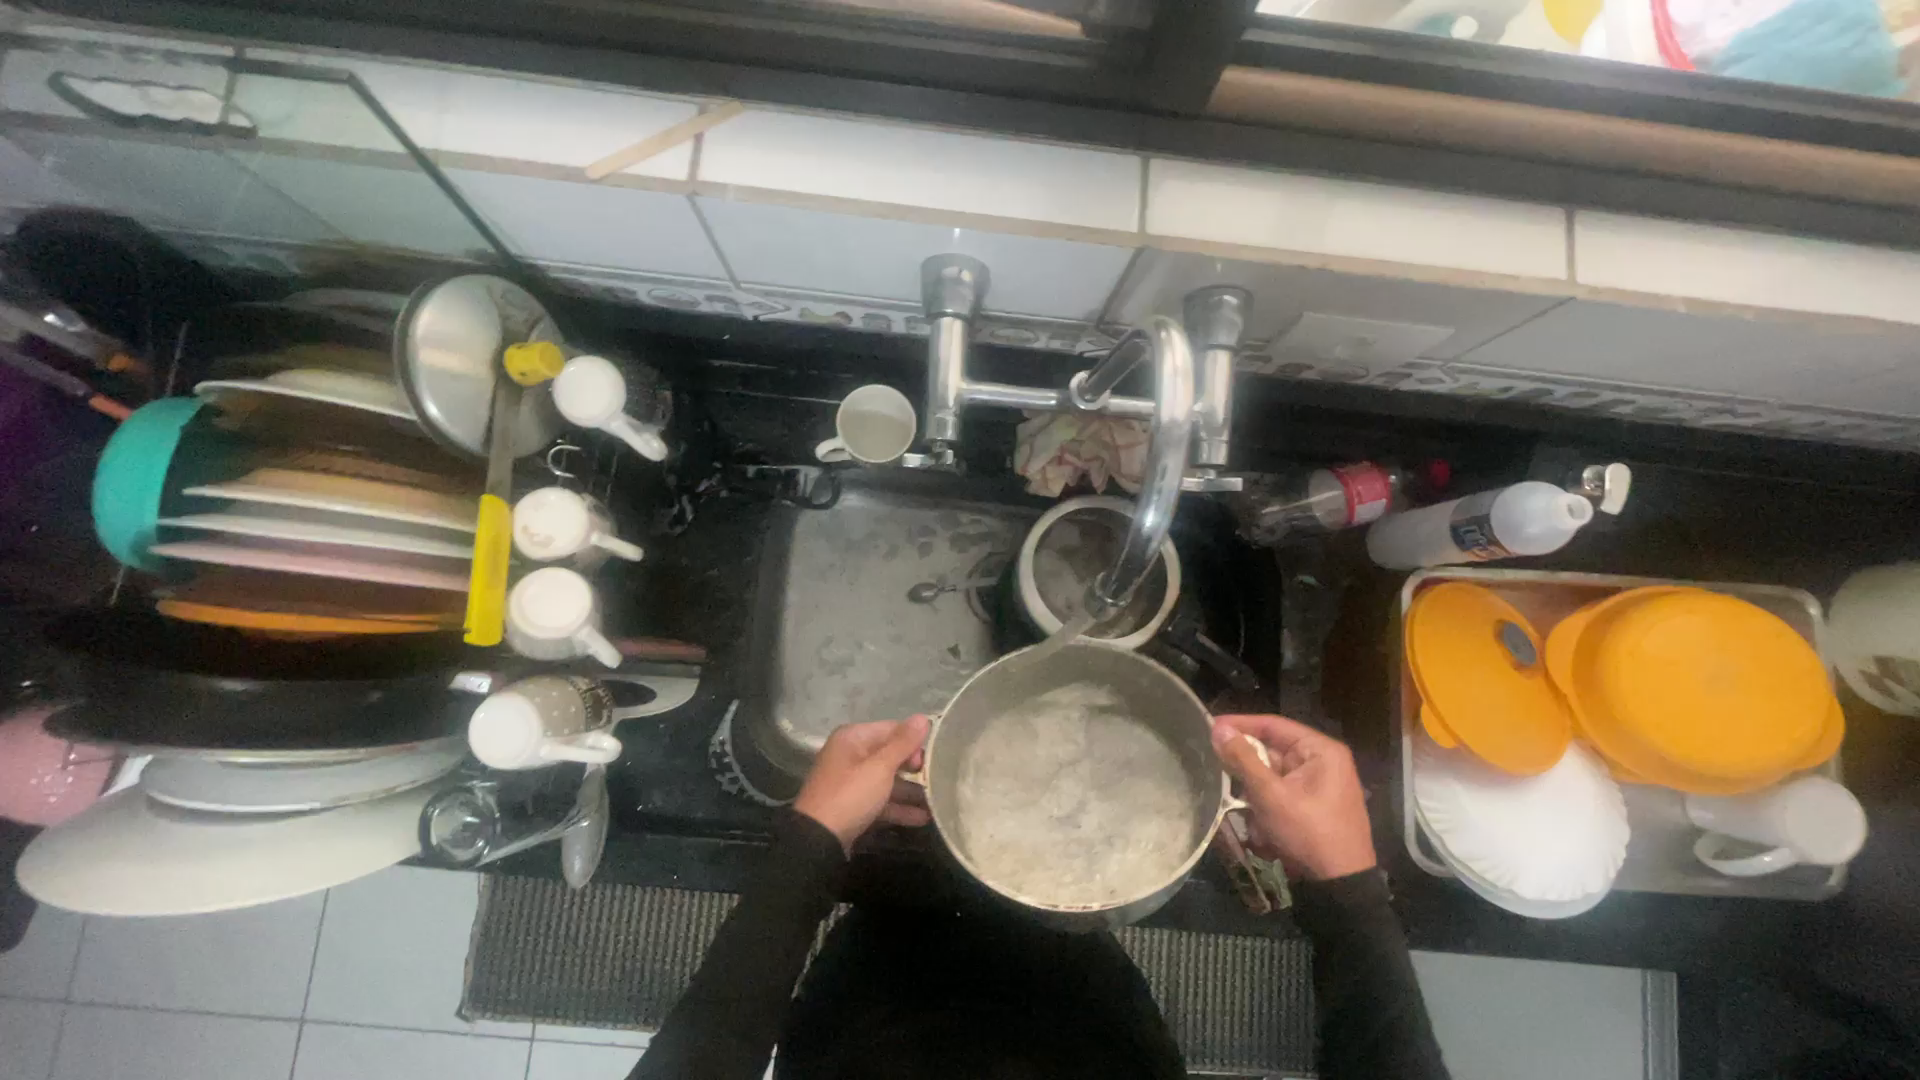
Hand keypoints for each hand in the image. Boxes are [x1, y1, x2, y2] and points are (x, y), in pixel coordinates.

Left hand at [793, 715, 931, 854]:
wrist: (817, 840)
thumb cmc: (850, 795)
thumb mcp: (880, 768)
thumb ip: (903, 744)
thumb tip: (923, 717)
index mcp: (853, 738)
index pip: (892, 729)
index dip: (913, 742)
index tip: (929, 761)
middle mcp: (850, 755)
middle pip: (890, 755)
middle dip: (914, 768)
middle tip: (935, 780)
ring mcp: (850, 782)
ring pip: (887, 780)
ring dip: (910, 791)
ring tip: (937, 800)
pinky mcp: (852, 805)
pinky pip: (880, 800)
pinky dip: (898, 807)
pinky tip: (923, 818)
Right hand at [1212, 713, 1376, 880]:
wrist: (1341, 886)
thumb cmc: (1308, 832)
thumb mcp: (1270, 794)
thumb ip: (1242, 759)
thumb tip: (1218, 728)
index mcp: (1321, 751)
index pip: (1273, 725)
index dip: (1240, 725)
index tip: (1210, 726)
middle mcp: (1323, 761)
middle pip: (1272, 750)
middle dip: (1247, 766)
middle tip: (1218, 769)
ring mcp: (1319, 784)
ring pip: (1272, 774)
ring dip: (1254, 790)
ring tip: (1245, 807)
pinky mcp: (1313, 804)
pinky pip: (1280, 792)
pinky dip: (1265, 804)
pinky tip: (1259, 822)